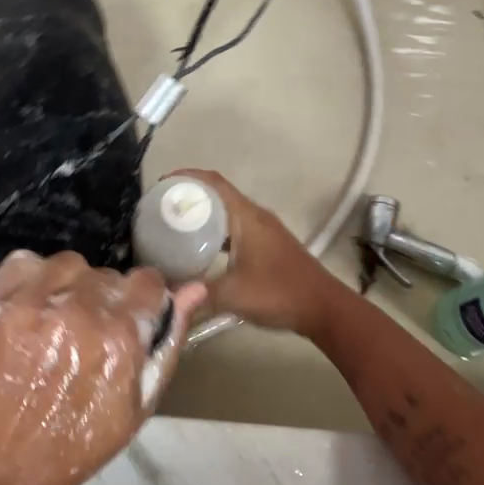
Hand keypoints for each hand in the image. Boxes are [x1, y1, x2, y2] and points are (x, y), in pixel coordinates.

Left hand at [0, 251, 206, 484]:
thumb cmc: (76, 446)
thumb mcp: (138, 406)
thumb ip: (168, 343)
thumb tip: (195, 289)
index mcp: (121, 335)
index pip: (149, 281)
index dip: (145, 301)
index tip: (133, 321)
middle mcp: (80, 308)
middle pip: (109, 275)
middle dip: (107, 301)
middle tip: (89, 337)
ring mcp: (34, 301)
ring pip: (70, 265)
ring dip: (71, 286)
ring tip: (58, 321)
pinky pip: (25, 262)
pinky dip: (32, 279)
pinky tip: (31, 310)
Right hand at [168, 169, 337, 335]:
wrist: (323, 307)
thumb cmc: (279, 293)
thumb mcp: (233, 296)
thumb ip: (198, 296)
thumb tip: (166, 298)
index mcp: (246, 217)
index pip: (213, 182)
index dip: (187, 177)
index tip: (161, 185)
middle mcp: (255, 216)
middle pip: (218, 194)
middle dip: (190, 196)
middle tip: (160, 209)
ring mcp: (264, 230)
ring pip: (227, 212)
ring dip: (204, 214)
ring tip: (174, 228)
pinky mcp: (268, 245)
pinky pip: (235, 228)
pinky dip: (216, 232)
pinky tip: (201, 251)